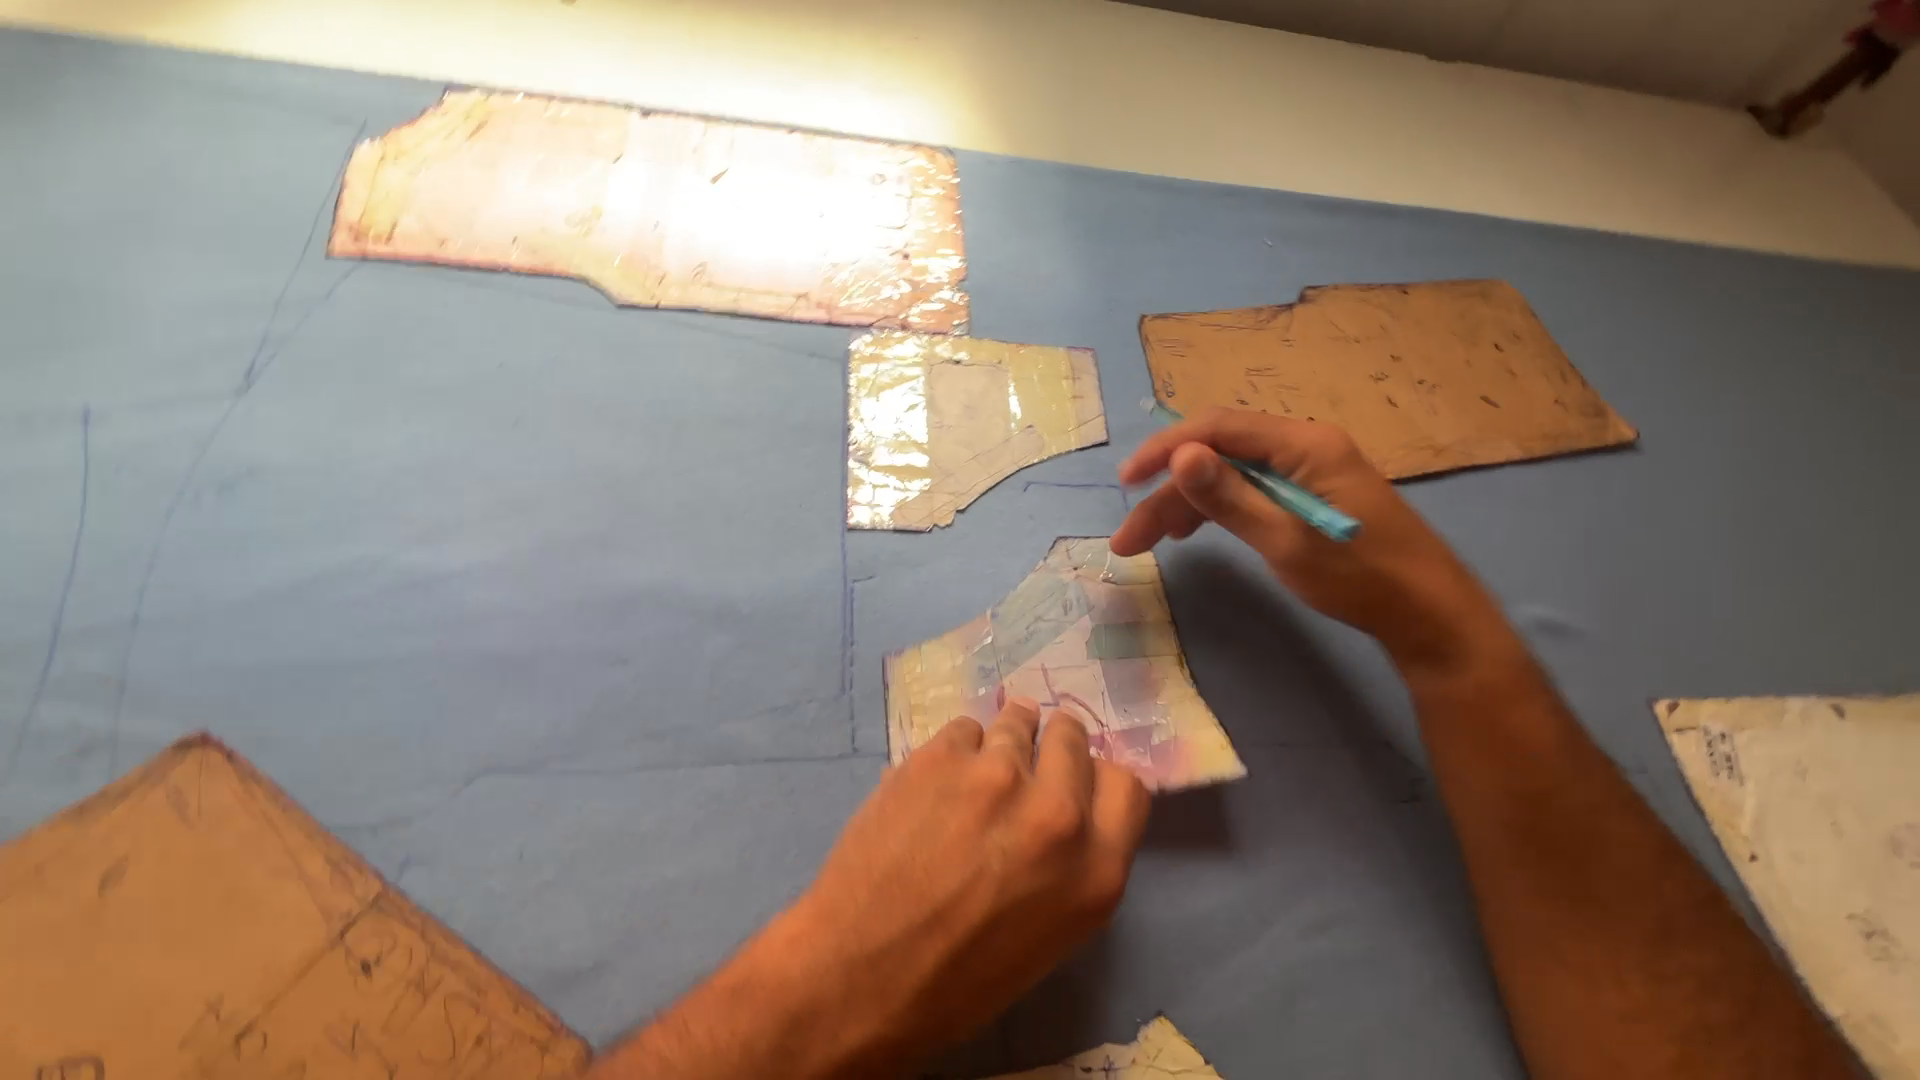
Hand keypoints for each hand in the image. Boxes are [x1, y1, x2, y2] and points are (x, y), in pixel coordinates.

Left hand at [783, 699, 1150, 1070]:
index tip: (1074, 780)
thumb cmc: (963, 976)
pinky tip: (937, 783)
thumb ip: (1076, 861)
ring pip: (1017, 720)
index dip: (1097, 778)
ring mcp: (994, 775)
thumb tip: (1071, 803)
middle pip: (1072, 737)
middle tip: (1027, 763)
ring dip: (1005, 739)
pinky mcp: (938, 757)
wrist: (862, 972)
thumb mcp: (1054, 932)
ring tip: (980, 769)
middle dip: (1054, 745)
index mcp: (1096, 868)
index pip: (1127, 783)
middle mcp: (1056, 811)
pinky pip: (964, 728)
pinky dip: (957, 749)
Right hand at [1111, 407, 1500, 666]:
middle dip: (1168, 494)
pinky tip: (1190, 533)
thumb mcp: (1288, 543)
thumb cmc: (1363, 580)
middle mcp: (1303, 447)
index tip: (1127, 482)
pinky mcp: (1308, 497)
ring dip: (1185, 505)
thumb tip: (1180, 454)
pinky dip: (1215, 510)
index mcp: (1304, 445)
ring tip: (1149, 543)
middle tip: (1129, 539)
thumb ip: (1231, 498)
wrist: (1429, 616)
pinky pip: (1249, 492)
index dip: (1166, 450)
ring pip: (1228, 477)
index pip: (1218, 428)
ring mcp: (1307, 472)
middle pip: (1218, 456)